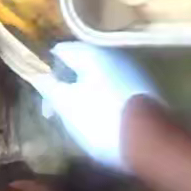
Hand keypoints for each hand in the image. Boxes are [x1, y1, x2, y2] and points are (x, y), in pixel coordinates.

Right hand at [26, 41, 158, 170]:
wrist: (150, 139)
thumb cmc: (102, 119)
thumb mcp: (68, 106)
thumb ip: (51, 88)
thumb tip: (39, 75)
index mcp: (93, 52)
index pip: (62, 51)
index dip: (48, 68)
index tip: (41, 89)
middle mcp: (113, 53)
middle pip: (82, 63)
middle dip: (67, 83)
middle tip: (55, 110)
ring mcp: (131, 69)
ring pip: (98, 76)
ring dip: (84, 92)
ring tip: (75, 119)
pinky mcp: (142, 88)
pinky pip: (113, 87)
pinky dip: (101, 98)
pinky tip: (98, 118)